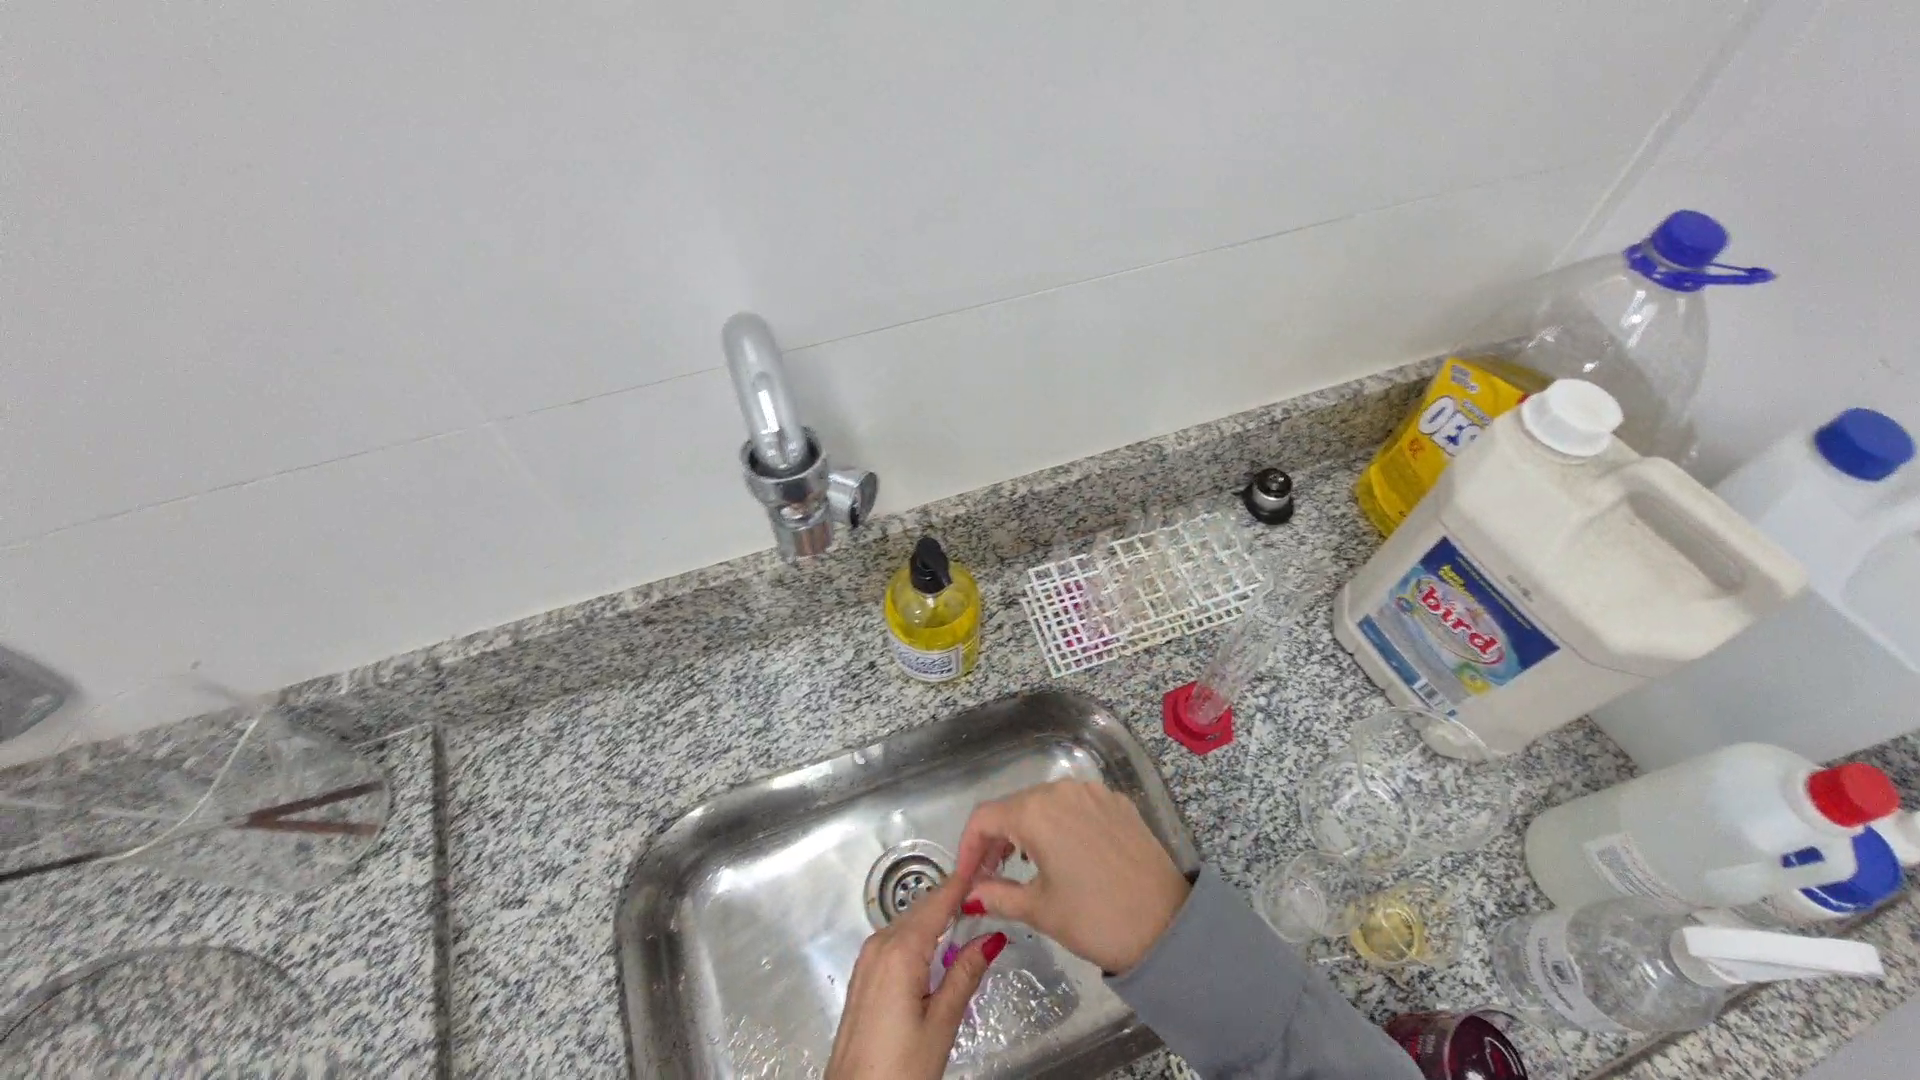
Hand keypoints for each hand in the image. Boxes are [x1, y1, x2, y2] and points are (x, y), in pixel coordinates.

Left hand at [825, 871, 1007, 1079]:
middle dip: (952, 897)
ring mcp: (868, 959)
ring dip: (937, 916)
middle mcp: (880, 944)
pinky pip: (897, 941)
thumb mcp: (941, 1023)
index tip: (986, 864)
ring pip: (909, 923)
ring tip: (971, 912)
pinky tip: (939, 944)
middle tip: (986, 889)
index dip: (961, 883)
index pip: (937, 902)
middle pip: (922, 909)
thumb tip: (991, 938)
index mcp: (901, 950)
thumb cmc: (900, 1067)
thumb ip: (965, 975)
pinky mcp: (864, 976)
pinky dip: (921, 934)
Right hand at [955, 780, 1190, 974]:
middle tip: (988, 877)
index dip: (966, 848)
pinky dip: (1059, 826)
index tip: (965, 878)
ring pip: (1045, 803)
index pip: (984, 818)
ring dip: (1026, 830)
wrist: (1169, 926)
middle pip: (1014, 806)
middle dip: (995, 840)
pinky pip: (1075, 806)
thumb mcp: (1039, 910)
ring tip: (1021, 866)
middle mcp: (1063, 790)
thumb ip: (997, 895)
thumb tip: (971, 893)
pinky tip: (1063, 856)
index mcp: (1037, 811)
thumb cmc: (1096, 919)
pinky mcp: (1119, 803)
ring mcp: (1095, 793)